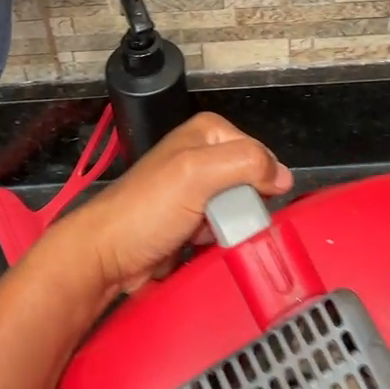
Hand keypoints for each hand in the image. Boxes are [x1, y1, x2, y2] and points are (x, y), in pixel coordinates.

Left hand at [46, 112, 291, 296]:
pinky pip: (225, 230)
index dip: (261, 180)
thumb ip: (245, 163)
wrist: (106, 256)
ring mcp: (196, 190)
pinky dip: (220, 241)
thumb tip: (283, 175)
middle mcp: (203, 156)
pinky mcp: (192, 221)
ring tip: (208, 237)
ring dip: (232, 228)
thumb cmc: (146, 209)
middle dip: (244, 207)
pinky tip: (202, 248)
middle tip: (224, 222)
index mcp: (207, 132)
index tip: (248, 203)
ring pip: (241, 210)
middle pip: (252, 183)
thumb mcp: (197, 173)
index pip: (260, 153)